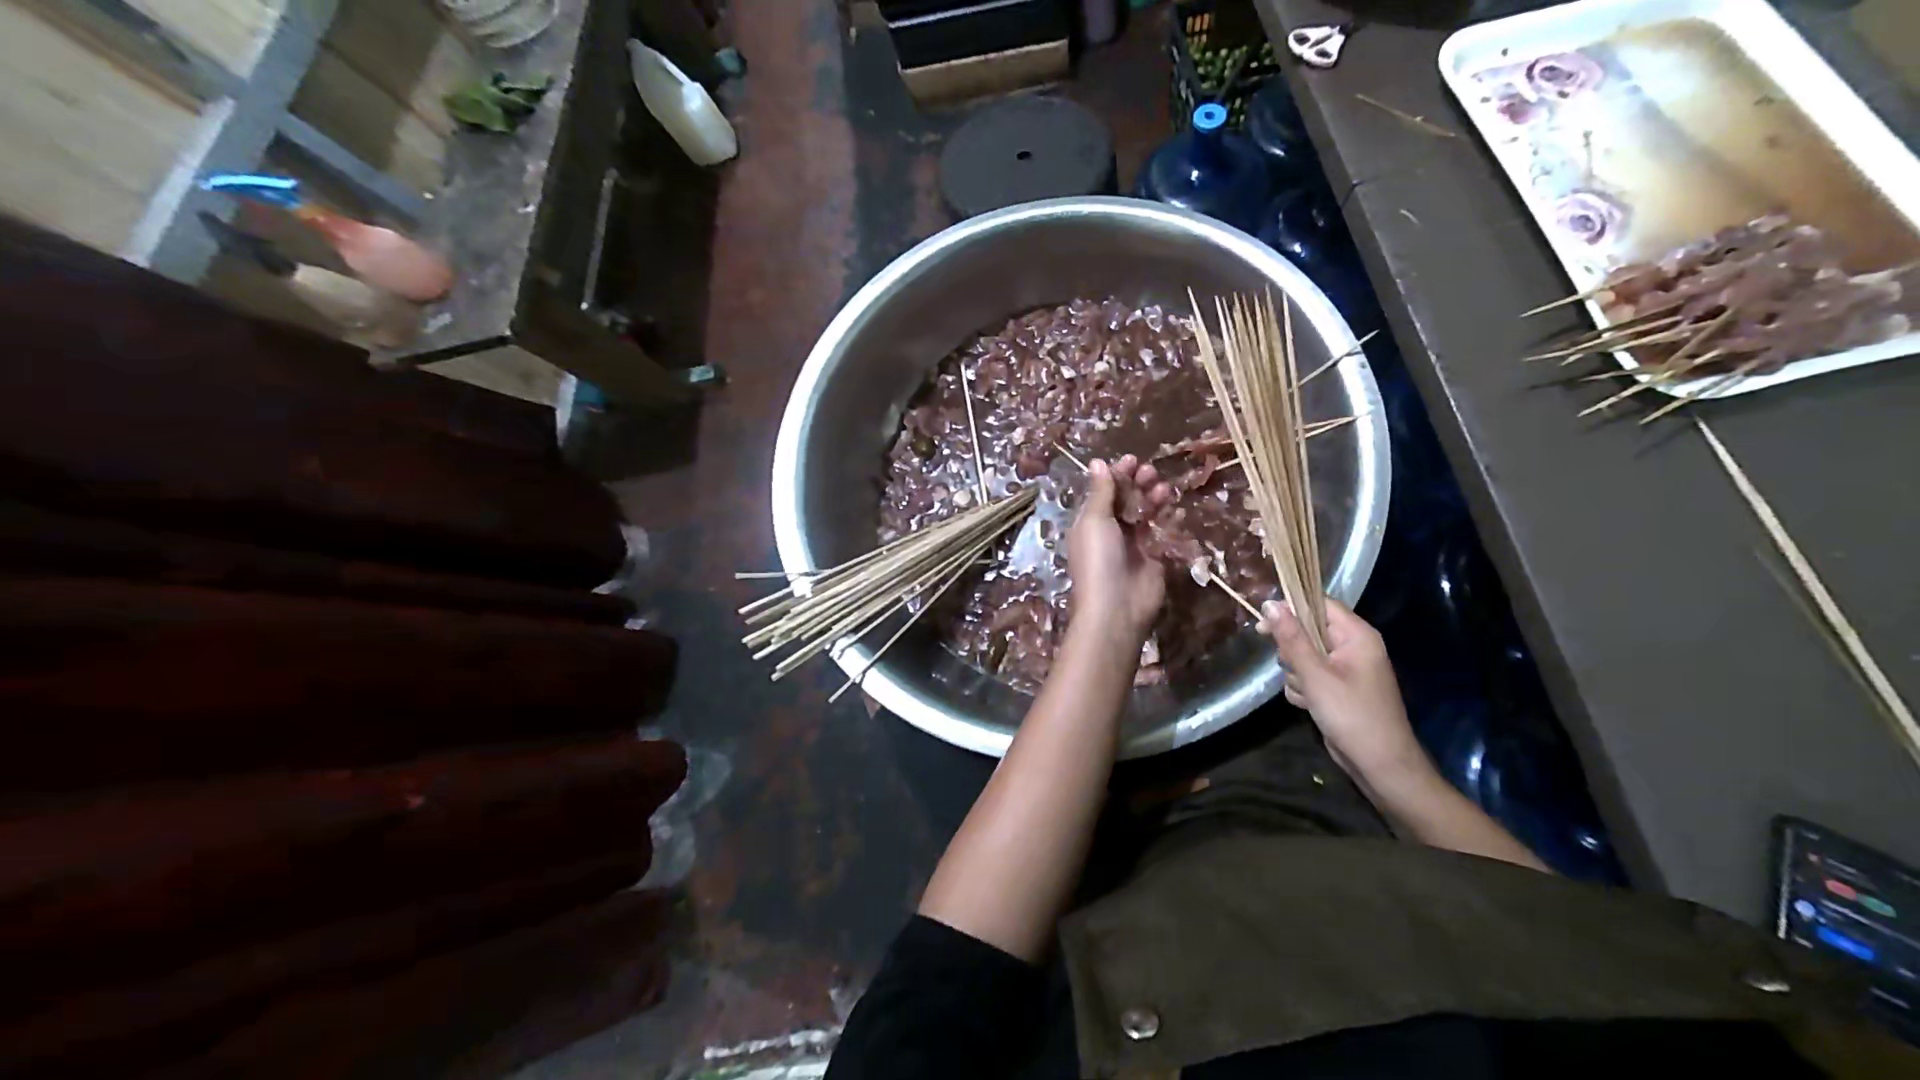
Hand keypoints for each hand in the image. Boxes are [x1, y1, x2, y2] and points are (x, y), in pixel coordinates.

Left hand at [1067, 455, 1171, 650]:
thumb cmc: (1098, 560)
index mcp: (1090, 522)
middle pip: (1128, 500)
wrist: (1116, 608)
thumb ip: (1101, 492)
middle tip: (1151, 474)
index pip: (1105, 492)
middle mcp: (1111, 531)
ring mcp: (1133, 546)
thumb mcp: (1094, 521)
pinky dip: (1170, 521)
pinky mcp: (1155, 559)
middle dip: (1139, 484)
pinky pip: (1164, 533)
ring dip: (1155, 499)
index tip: (1133, 460)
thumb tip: (1097, 462)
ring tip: (1164, 490)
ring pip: (1147, 514)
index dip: (1118, 475)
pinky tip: (1177, 511)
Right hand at [1261, 597, 1429, 785]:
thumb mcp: (1315, 674)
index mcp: (1357, 635)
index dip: (1290, 609)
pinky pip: (1308, 676)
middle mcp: (1352, 646)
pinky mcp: (1336, 688)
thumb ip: (1291, 638)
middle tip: (1292, 667)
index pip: (1319, 604)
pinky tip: (1309, 704)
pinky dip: (1303, 688)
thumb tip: (1270, 604)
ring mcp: (1344, 668)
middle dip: (1293, 651)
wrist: (1379, 763)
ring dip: (1296, 673)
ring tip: (1308, 693)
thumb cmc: (1351, 714)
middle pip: (1307, 630)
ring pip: (1303, 655)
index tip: (1263, 624)